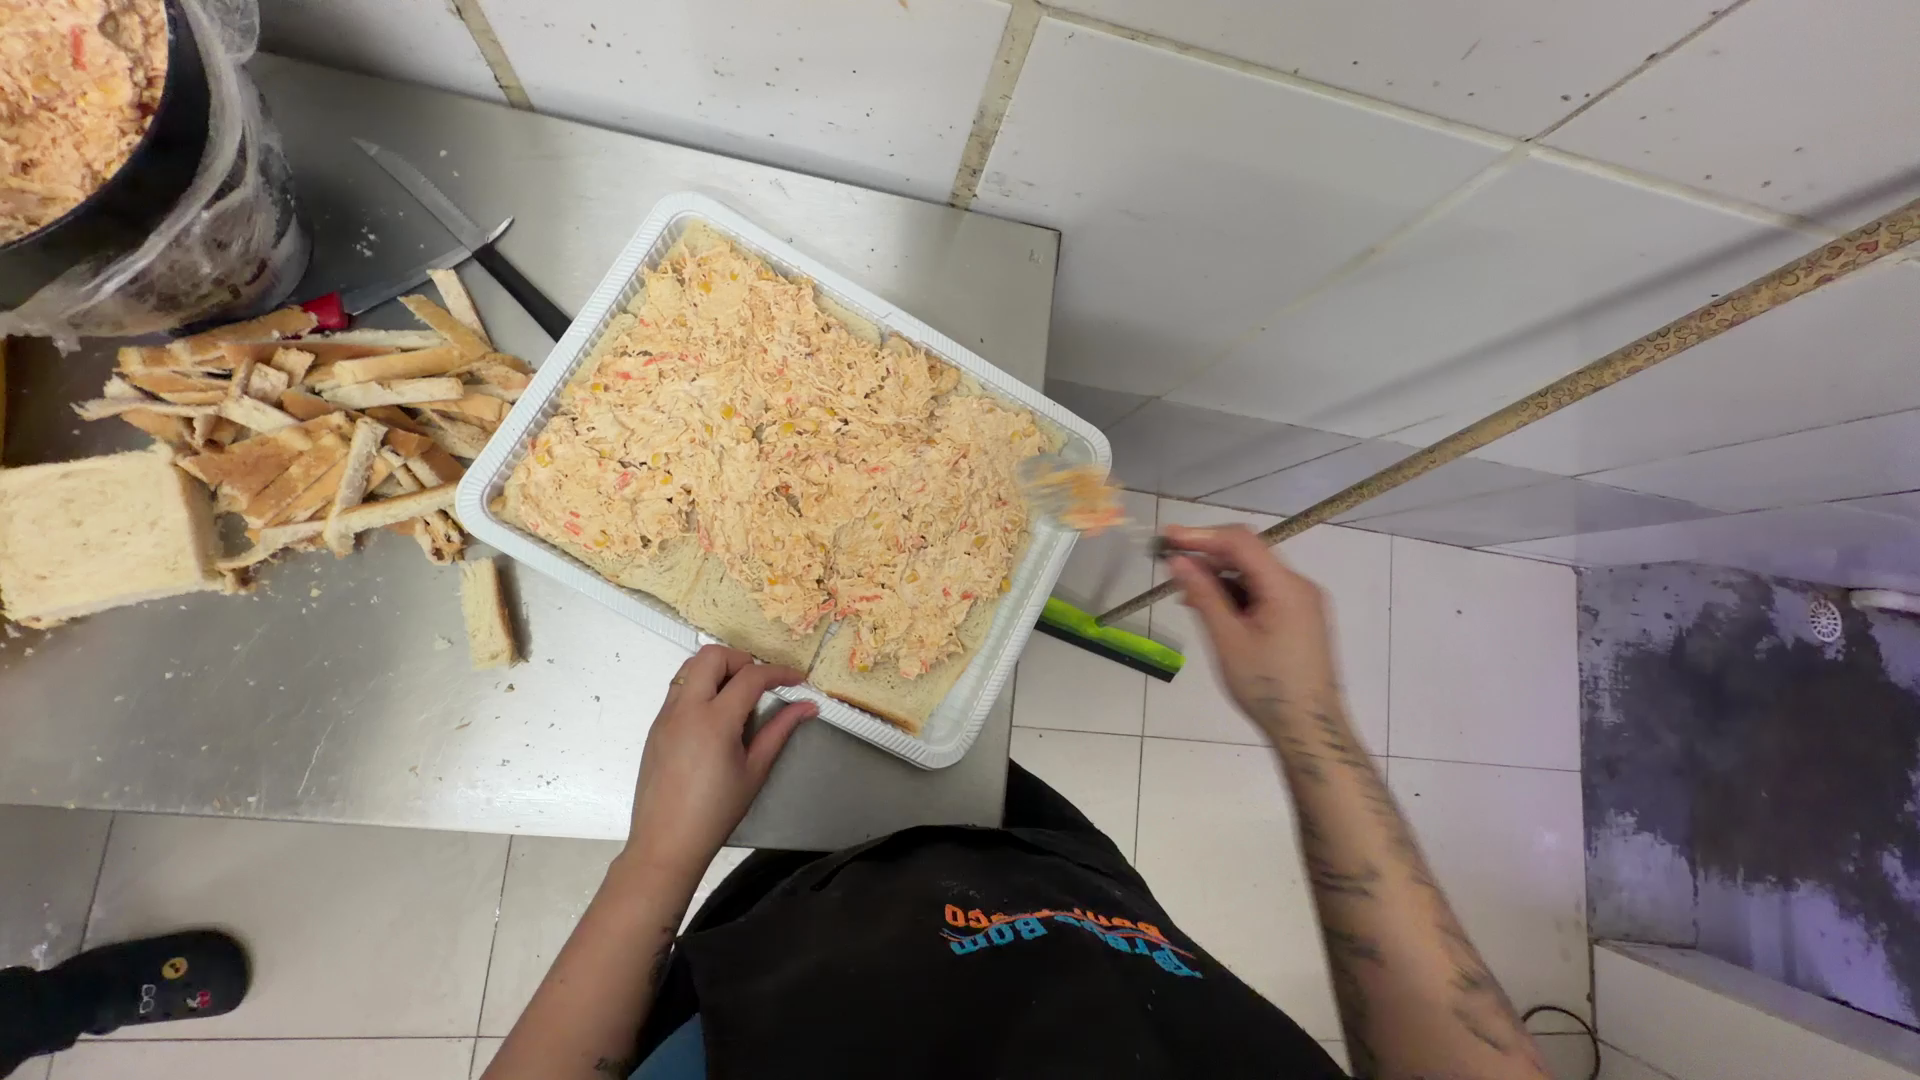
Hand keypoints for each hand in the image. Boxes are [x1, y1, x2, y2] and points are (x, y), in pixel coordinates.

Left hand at [620, 645, 815, 883]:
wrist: (665, 844)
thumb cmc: (716, 812)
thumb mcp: (755, 770)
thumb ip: (780, 730)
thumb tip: (808, 706)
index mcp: (714, 720)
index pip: (751, 676)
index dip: (779, 673)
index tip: (797, 681)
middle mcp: (686, 709)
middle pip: (713, 655)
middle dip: (742, 659)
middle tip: (761, 683)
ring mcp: (665, 716)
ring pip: (690, 667)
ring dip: (718, 669)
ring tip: (738, 695)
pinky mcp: (656, 727)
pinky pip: (679, 689)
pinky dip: (701, 687)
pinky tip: (716, 716)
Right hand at [1162, 524, 1340, 735]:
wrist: (1310, 730)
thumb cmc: (1267, 687)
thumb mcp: (1228, 640)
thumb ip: (1204, 595)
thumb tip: (1178, 560)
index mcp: (1287, 587)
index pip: (1241, 542)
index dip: (1201, 535)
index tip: (1166, 539)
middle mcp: (1300, 586)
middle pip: (1249, 555)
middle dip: (1208, 557)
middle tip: (1171, 570)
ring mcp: (1303, 602)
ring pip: (1254, 574)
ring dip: (1220, 578)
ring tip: (1187, 597)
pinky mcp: (1300, 618)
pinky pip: (1263, 592)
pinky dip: (1236, 594)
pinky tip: (1213, 610)